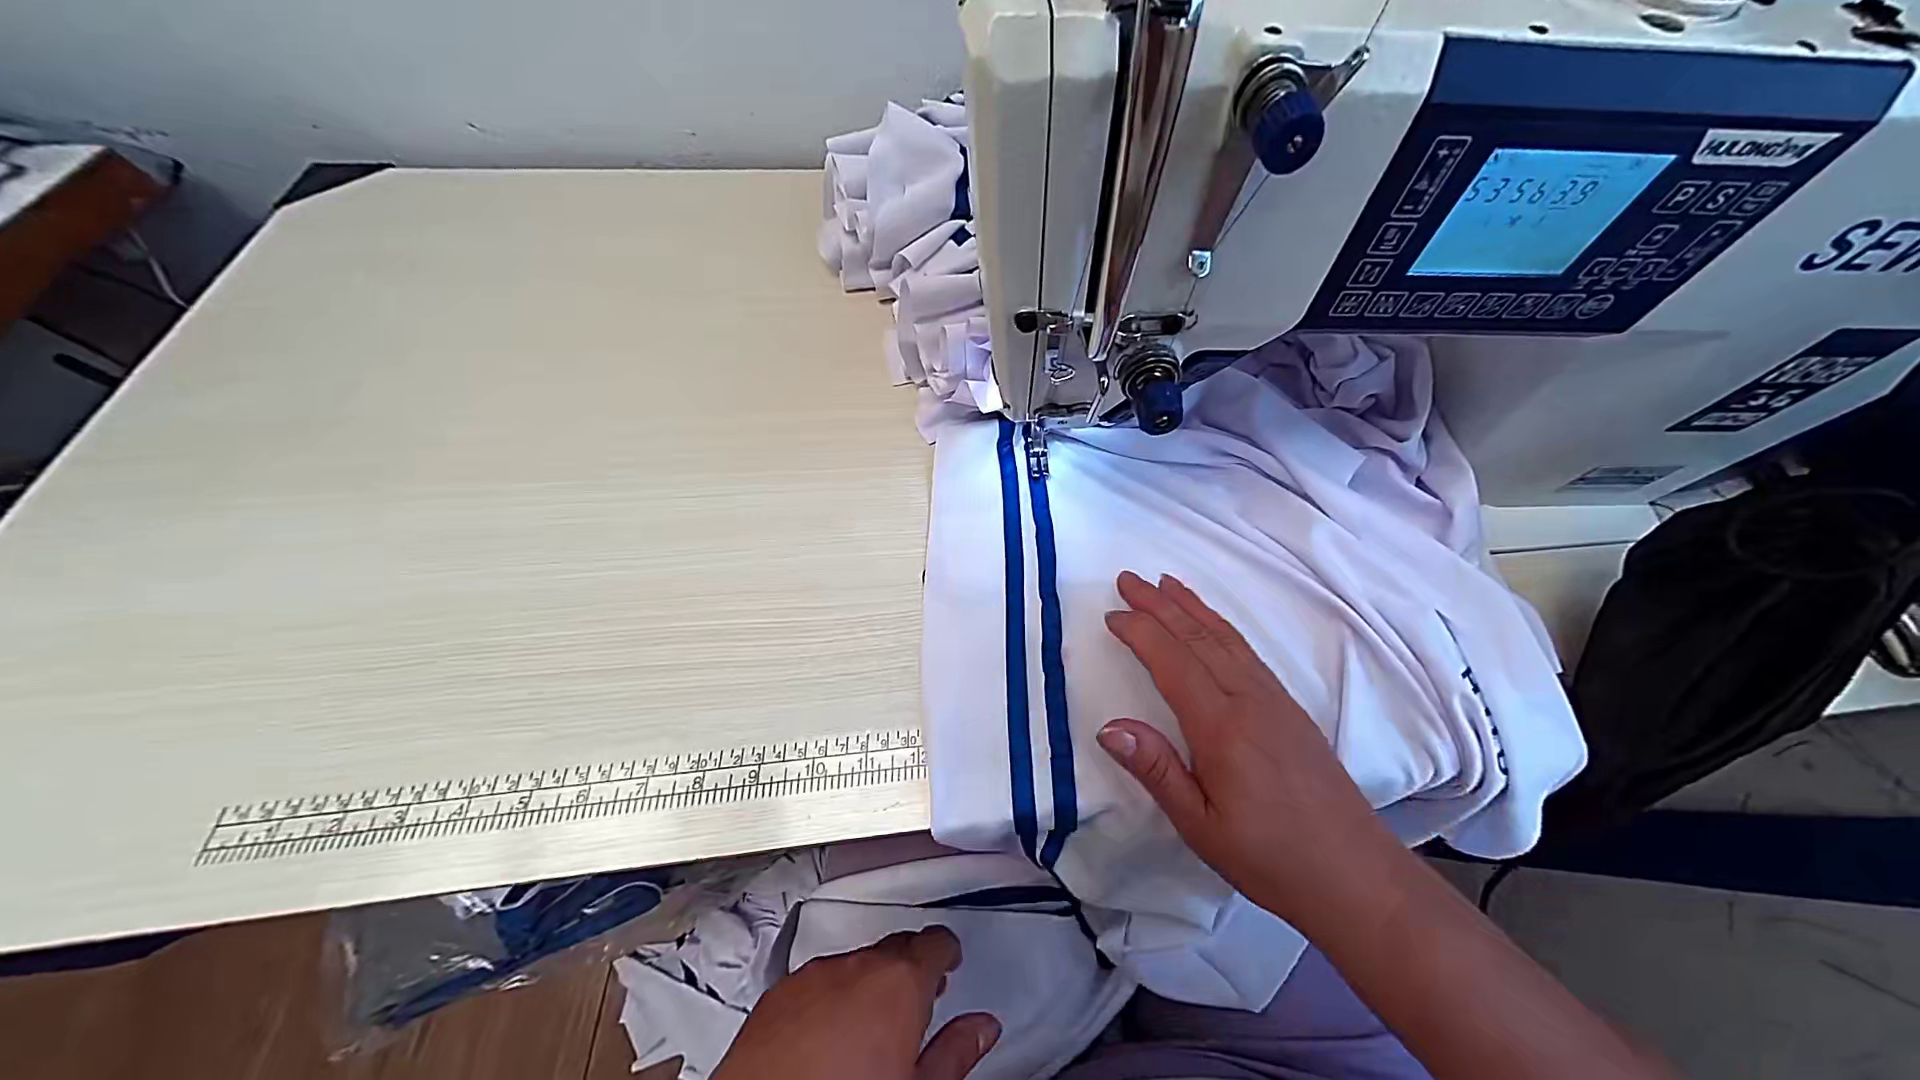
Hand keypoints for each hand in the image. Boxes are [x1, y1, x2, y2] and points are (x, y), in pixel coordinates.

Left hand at [711, 925, 1000, 1079]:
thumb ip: (955, 1050)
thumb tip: (980, 1029)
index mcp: (900, 982)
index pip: (935, 943)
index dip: (946, 950)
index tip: (948, 960)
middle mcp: (857, 967)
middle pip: (895, 948)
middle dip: (910, 966)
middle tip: (921, 993)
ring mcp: (814, 976)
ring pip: (853, 963)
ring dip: (867, 982)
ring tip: (873, 1024)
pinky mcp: (779, 993)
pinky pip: (816, 980)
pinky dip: (829, 997)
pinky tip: (828, 1035)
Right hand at [1097, 571, 1405, 930]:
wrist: (1358, 878)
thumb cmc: (1269, 858)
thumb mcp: (1200, 825)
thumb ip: (1155, 769)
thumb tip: (1108, 726)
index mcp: (1223, 728)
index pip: (1174, 663)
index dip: (1141, 633)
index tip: (1111, 615)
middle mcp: (1251, 702)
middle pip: (1199, 639)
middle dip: (1161, 605)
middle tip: (1128, 578)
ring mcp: (1276, 702)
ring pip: (1227, 640)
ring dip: (1192, 608)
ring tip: (1166, 584)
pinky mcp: (1292, 711)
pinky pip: (1247, 653)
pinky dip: (1222, 628)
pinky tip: (1213, 628)